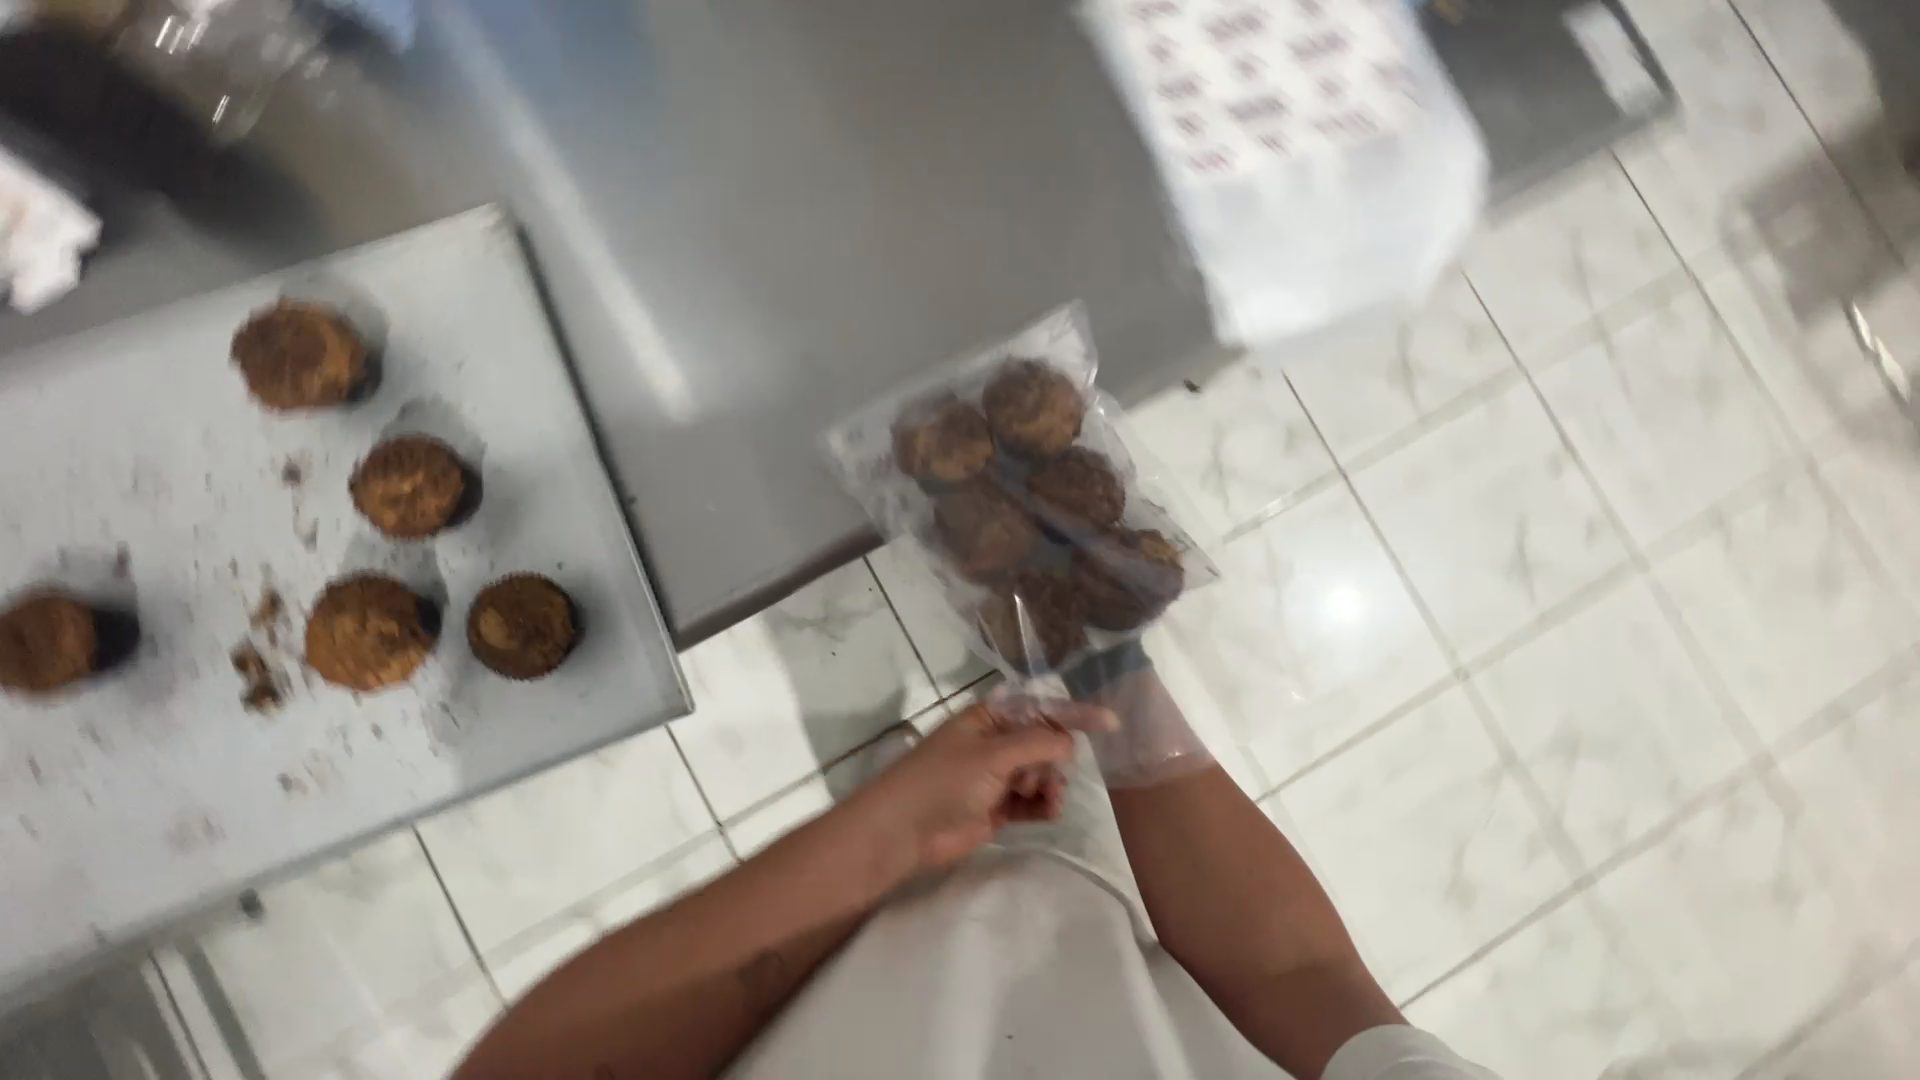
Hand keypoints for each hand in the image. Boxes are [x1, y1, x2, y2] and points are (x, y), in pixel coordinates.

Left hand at [851, 699, 1117, 874]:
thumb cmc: (944, 781)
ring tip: (1046, 800)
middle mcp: (995, 742)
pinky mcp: (996, 808)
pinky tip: (1049, 813)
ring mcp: (996, 776)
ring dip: (1050, 785)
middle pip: (1045, 744)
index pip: (1040, 708)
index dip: (1074, 714)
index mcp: (989, 718)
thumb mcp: (993, 755)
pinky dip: (1043, 805)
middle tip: (1042, 780)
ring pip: (1042, 774)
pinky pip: (1032, 801)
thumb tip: (1070, 744)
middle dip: (1054, 761)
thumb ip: (1037, 745)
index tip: (1110, 722)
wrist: (904, 831)